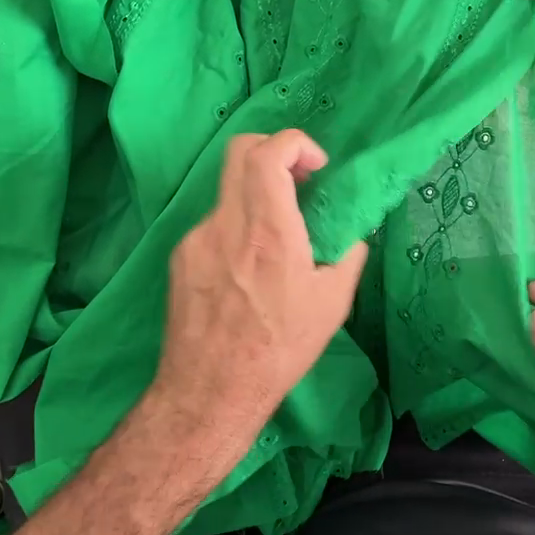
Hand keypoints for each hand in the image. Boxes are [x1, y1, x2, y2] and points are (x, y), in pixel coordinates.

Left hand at [155, 130, 369, 434]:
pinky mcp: (180, 256)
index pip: (268, 153)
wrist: (210, 391)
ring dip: (258, 197)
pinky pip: (215, 223)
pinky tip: (247, 271)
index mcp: (269, 232)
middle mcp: (227, 224)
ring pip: (229, 191)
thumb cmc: (279, 349)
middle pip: (240, 151)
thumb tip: (354, 228)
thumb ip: (348, 253)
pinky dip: (238, 227)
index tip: (316, 167)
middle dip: (275, 151)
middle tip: (299, 180)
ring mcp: (197, 238)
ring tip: (276, 242)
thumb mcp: (332, 304)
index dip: (296, 143)